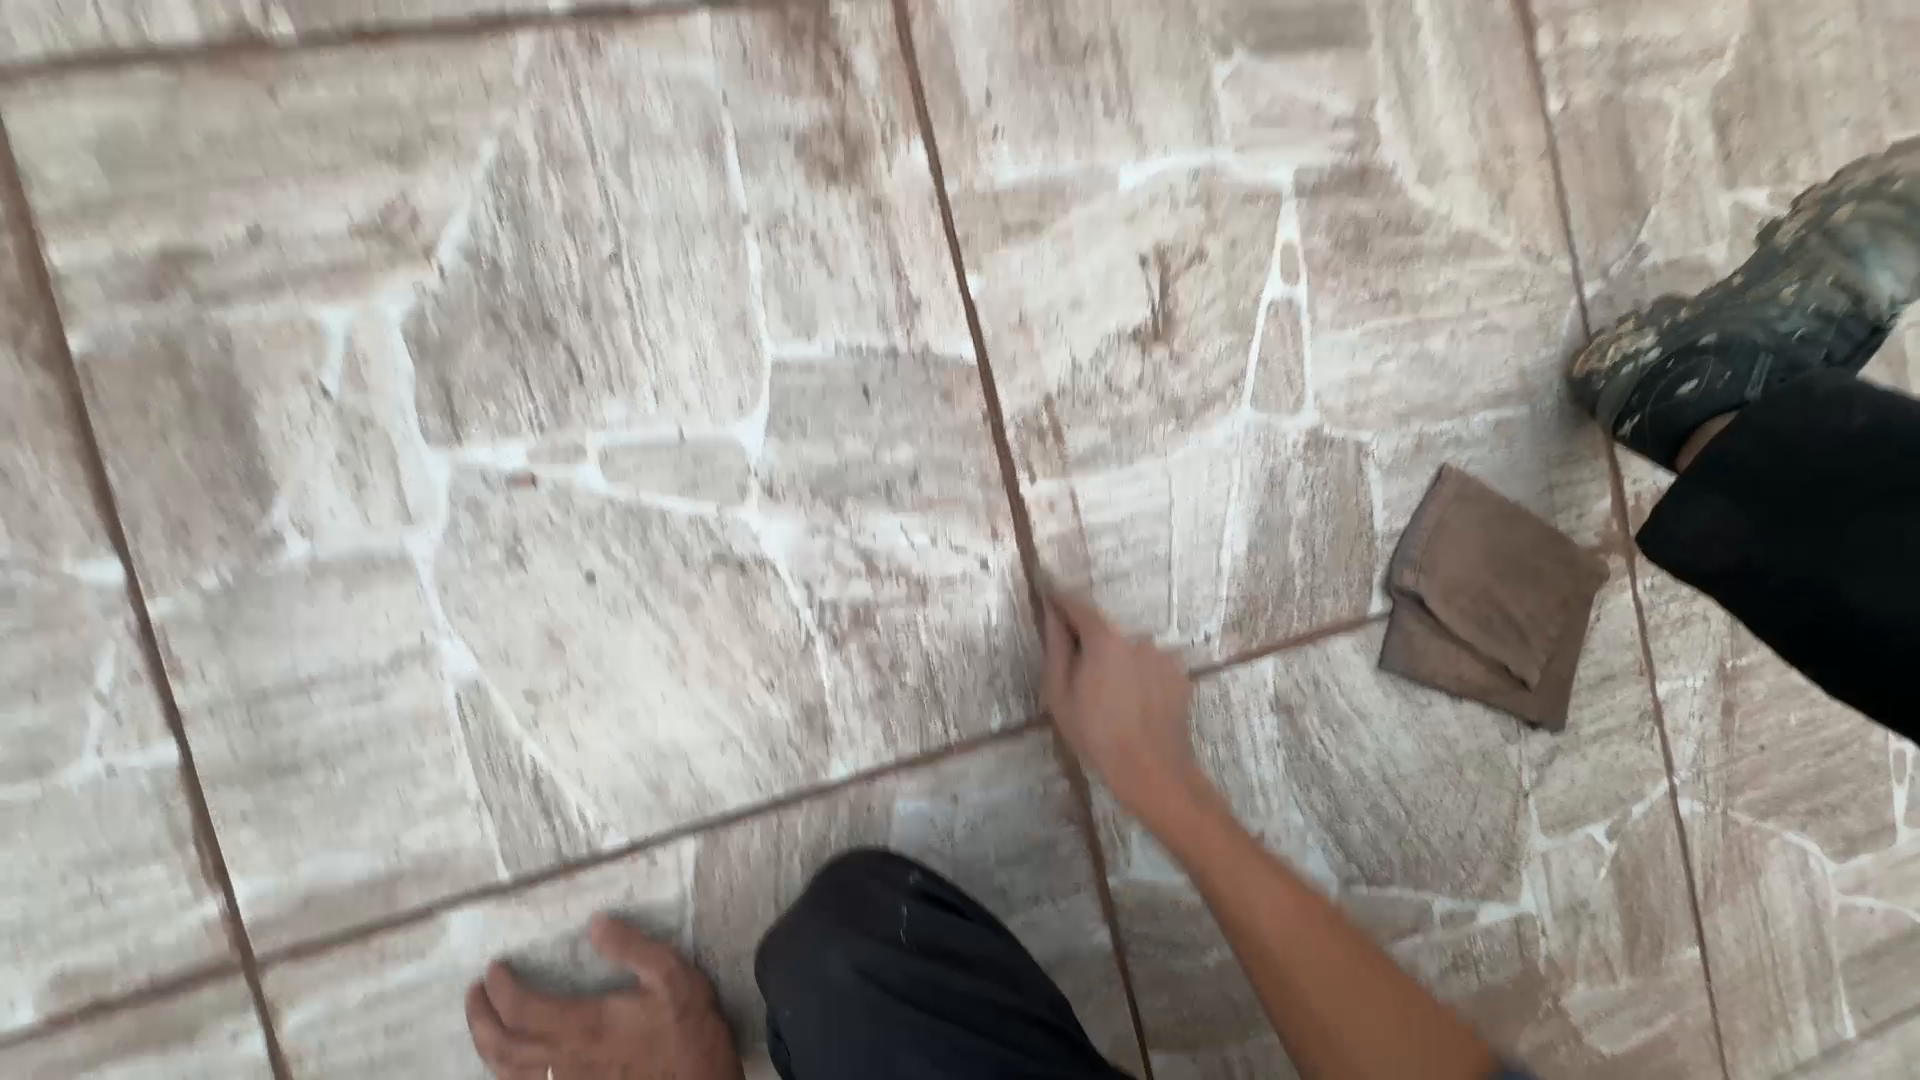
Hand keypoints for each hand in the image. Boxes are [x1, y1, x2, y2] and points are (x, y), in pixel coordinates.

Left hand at [466, 914, 743, 1079]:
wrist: (699, 1079)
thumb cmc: (686, 1024)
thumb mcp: (670, 972)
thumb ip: (631, 947)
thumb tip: (594, 924)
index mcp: (584, 1026)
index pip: (522, 1009)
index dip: (501, 988)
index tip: (495, 967)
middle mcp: (566, 1060)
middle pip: (502, 1047)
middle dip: (480, 1018)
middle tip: (475, 991)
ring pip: (507, 1073)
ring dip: (486, 1046)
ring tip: (483, 1022)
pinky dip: (506, 1073)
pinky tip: (510, 1060)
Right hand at [1041, 589, 1206, 823]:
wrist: (1151, 769)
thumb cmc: (1095, 733)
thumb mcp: (1060, 693)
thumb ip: (1056, 646)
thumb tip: (1052, 613)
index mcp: (1105, 638)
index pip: (1078, 605)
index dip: (1061, 600)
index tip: (1048, 597)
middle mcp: (1137, 637)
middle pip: (1106, 628)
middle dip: (1090, 640)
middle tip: (1080, 670)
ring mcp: (1163, 655)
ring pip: (1130, 649)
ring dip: (1117, 660)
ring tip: (1111, 695)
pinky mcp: (1180, 674)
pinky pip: (1150, 665)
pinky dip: (1139, 675)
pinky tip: (1134, 702)